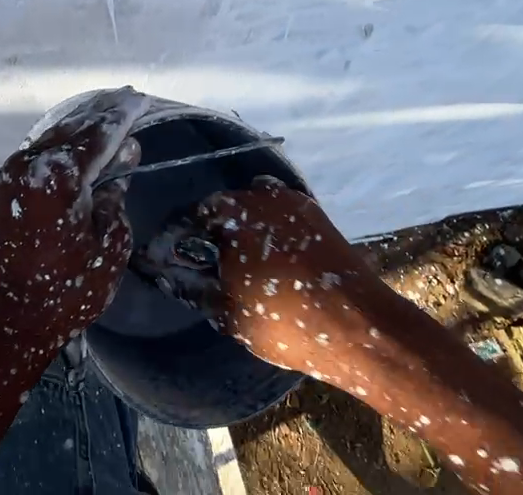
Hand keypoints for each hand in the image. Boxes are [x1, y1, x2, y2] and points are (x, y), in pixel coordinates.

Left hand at [0, 87, 147, 345]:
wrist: (10, 319)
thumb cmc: (65, 292)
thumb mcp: (107, 249)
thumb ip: (114, 200)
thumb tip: (119, 165)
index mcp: (58, 176)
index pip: (98, 135)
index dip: (122, 117)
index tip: (140, 99)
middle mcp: (31, 164)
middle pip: (74, 128)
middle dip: (102, 115)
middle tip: (127, 98)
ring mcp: (13, 172)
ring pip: (54, 137)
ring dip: (82, 127)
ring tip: (109, 115)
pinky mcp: (5, 185)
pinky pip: (40, 152)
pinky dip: (63, 143)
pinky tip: (80, 142)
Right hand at [153, 176, 373, 366]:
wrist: (362, 329)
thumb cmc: (285, 320)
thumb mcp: (227, 311)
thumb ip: (190, 287)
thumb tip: (164, 273)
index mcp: (231, 211)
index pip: (186, 218)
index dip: (169, 241)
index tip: (160, 260)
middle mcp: (259, 193)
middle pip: (219, 209)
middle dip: (204, 233)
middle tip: (196, 262)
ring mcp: (292, 201)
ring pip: (251, 208)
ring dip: (237, 228)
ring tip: (232, 260)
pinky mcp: (316, 215)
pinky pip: (278, 215)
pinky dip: (264, 229)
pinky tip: (264, 256)